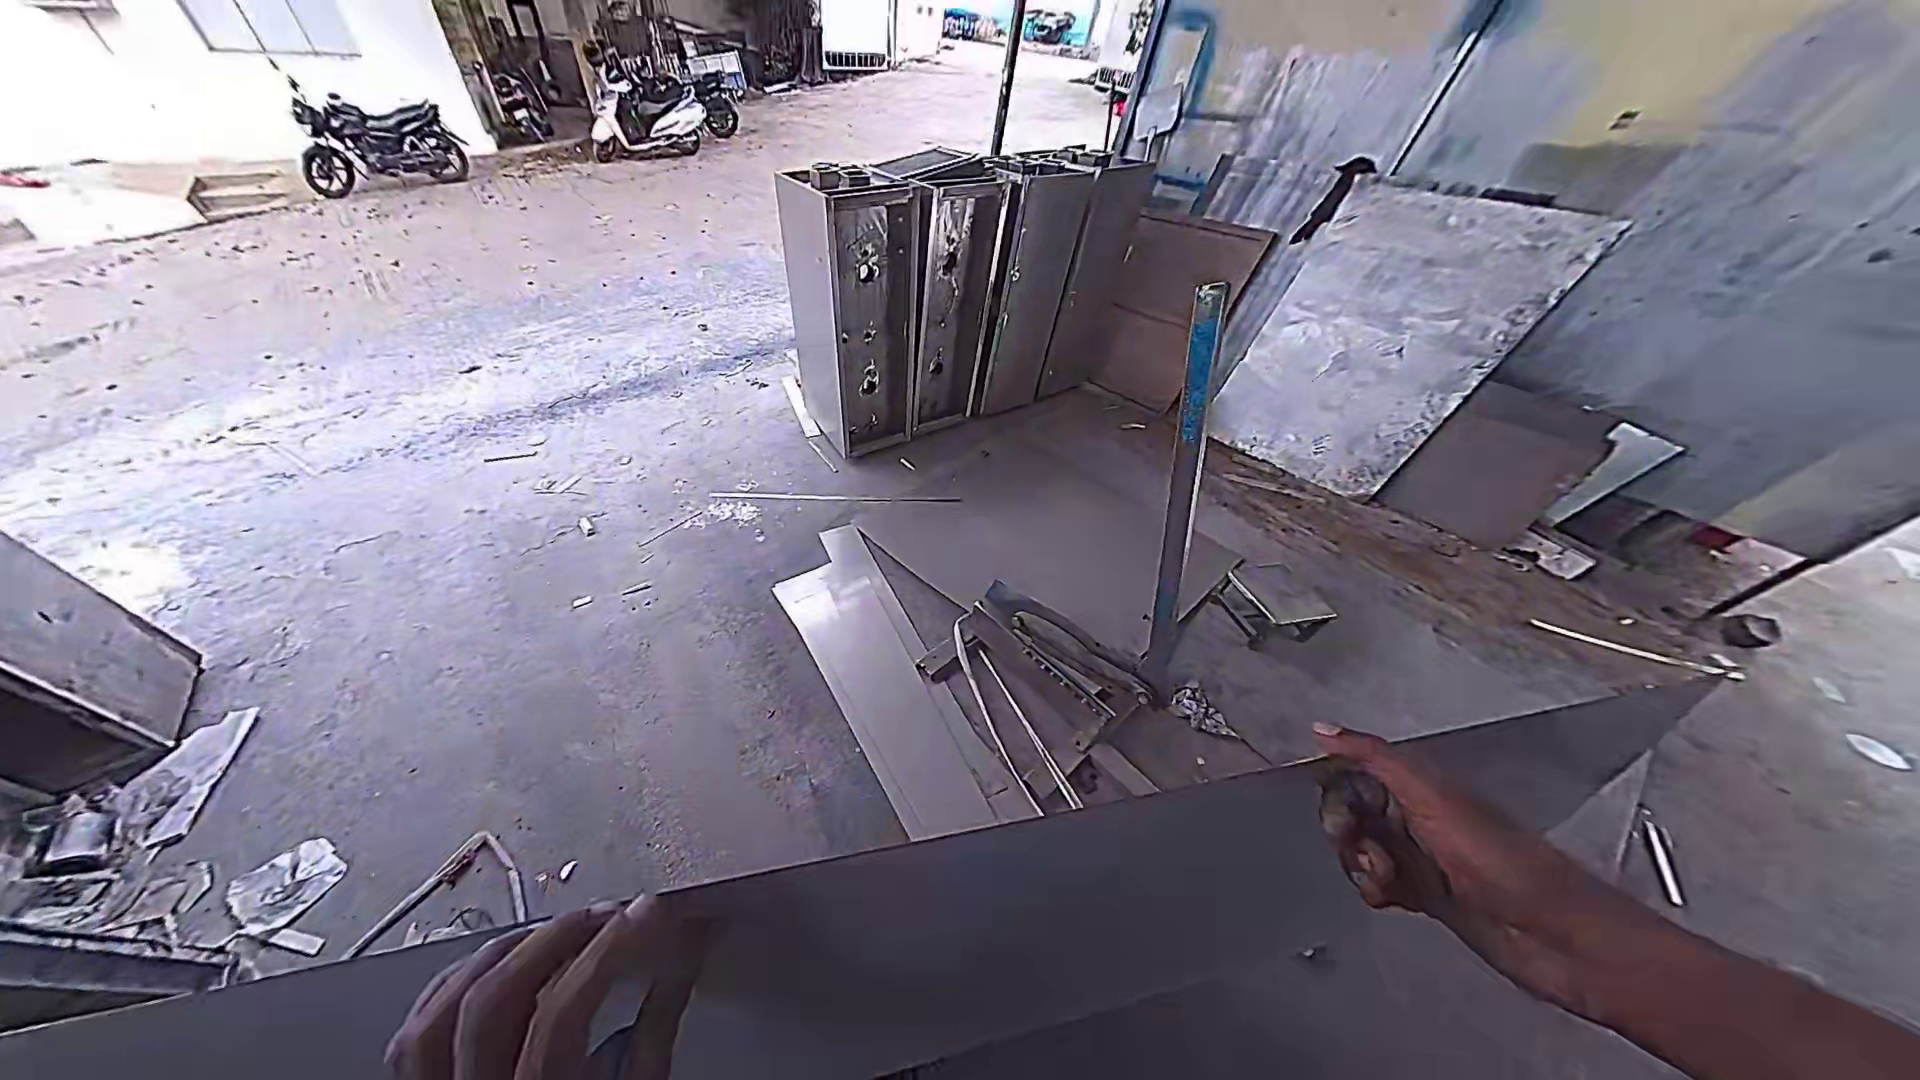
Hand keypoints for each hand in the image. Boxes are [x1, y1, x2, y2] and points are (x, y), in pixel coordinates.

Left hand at [386, 896, 707, 1079]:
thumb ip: (655, 1034)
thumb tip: (682, 953)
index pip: (561, 1021)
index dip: (607, 953)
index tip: (646, 913)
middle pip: (491, 1005)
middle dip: (556, 938)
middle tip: (606, 913)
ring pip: (440, 1014)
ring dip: (505, 951)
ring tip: (557, 930)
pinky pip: (416, 1033)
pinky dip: (460, 980)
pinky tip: (505, 958)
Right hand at [1312, 722, 1650, 1017]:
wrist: (1557, 936)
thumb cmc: (1505, 862)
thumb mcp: (1430, 794)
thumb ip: (1374, 756)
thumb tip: (1324, 729)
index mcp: (1416, 784)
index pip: (1353, 774)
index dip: (1337, 792)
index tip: (1342, 811)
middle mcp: (1415, 816)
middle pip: (1349, 815)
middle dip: (1346, 834)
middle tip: (1367, 850)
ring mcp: (1418, 855)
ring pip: (1357, 850)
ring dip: (1360, 865)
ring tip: (1386, 877)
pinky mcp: (1423, 892)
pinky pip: (1375, 884)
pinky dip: (1374, 890)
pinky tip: (1390, 895)